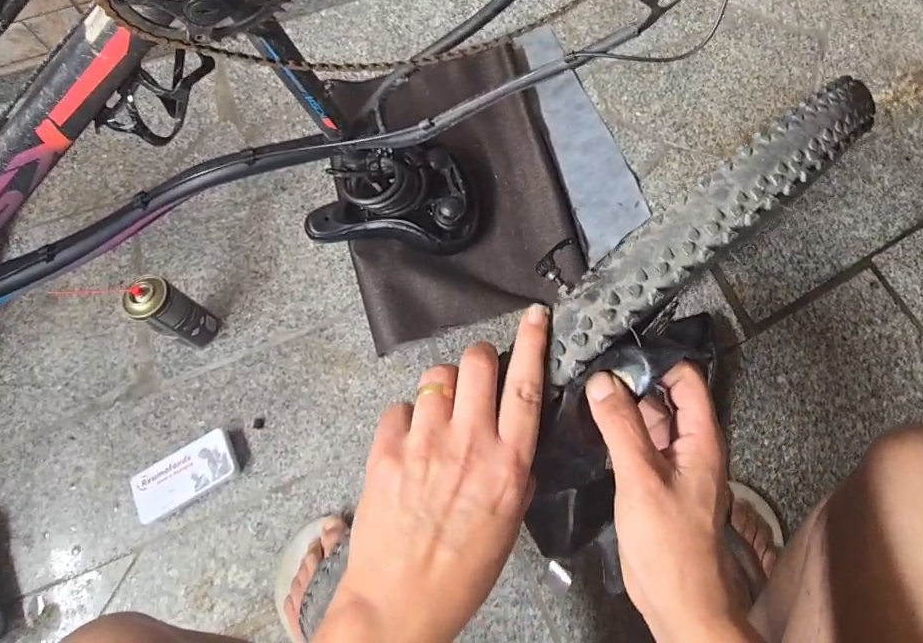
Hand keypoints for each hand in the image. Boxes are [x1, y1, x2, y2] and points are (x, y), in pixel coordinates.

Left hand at [316, 305, 547, 642]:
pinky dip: (407, 419)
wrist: (398, 606)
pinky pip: (400, 407)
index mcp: (507, 464)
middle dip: (481, 357)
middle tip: (479, 374)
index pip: (526, 385)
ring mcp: (425, 445)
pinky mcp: (387, 451)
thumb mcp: (509, 524)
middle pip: (478, 362)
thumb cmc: (461, 572)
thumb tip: (516, 435)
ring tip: (440, 416)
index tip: (535, 315)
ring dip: (444, 388)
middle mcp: (469, 445)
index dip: (534, 342)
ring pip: (438, 376)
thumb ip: (517, 472)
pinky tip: (410, 445)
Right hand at [585, 364, 760, 642]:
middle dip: (635, 379)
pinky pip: (643, 442)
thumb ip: (621, 426)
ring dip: (627, 405)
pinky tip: (597, 426)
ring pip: (653, 419)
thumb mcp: (641, 478)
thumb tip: (603, 381)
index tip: (621, 354)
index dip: (656, 360)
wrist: (680, 603)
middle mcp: (692, 445)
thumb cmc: (672, 547)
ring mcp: (676, 464)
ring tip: (593, 391)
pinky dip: (623, 430)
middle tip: (599, 369)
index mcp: (701, 438)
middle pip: (667, 395)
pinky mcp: (659, 482)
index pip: (686, 377)